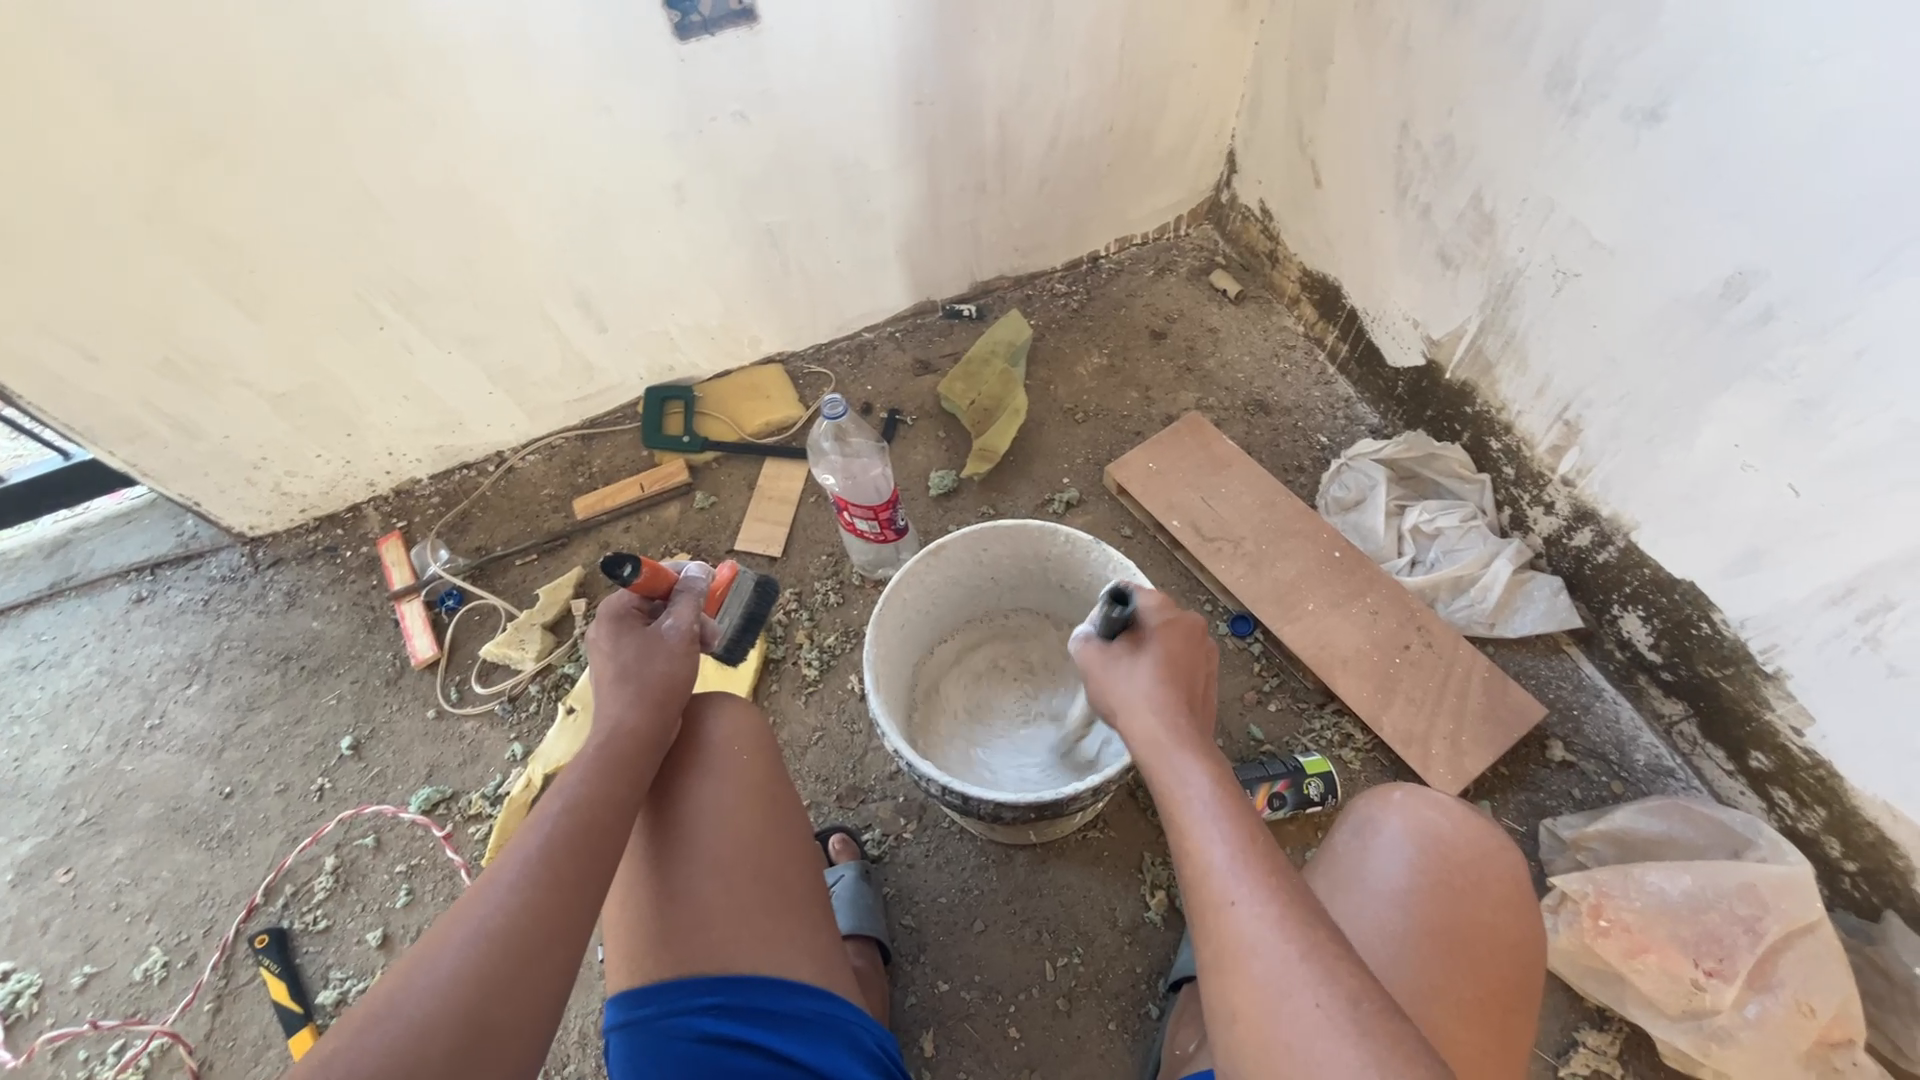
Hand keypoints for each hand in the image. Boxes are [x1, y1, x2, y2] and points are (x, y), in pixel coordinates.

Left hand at [585, 561, 719, 750]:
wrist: (633, 737)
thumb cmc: (656, 680)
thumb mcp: (680, 632)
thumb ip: (690, 597)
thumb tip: (698, 570)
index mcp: (616, 610)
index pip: (653, 577)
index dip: (685, 578)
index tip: (712, 585)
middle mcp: (609, 625)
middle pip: (657, 602)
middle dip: (691, 612)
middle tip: (713, 631)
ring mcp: (613, 649)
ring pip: (658, 625)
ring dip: (687, 631)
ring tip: (709, 648)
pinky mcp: (622, 670)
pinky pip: (652, 646)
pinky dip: (675, 648)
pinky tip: (693, 660)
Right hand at [1069, 587, 1218, 765]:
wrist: (1172, 745)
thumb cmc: (1132, 695)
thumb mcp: (1092, 662)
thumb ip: (1084, 638)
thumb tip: (1088, 634)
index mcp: (1168, 613)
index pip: (1132, 595)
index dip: (1109, 609)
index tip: (1097, 631)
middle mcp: (1194, 625)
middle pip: (1153, 619)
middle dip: (1130, 632)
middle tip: (1110, 656)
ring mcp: (1208, 654)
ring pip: (1169, 642)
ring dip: (1149, 652)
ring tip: (1129, 678)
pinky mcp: (1212, 680)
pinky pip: (1182, 664)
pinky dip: (1166, 671)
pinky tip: (1151, 694)